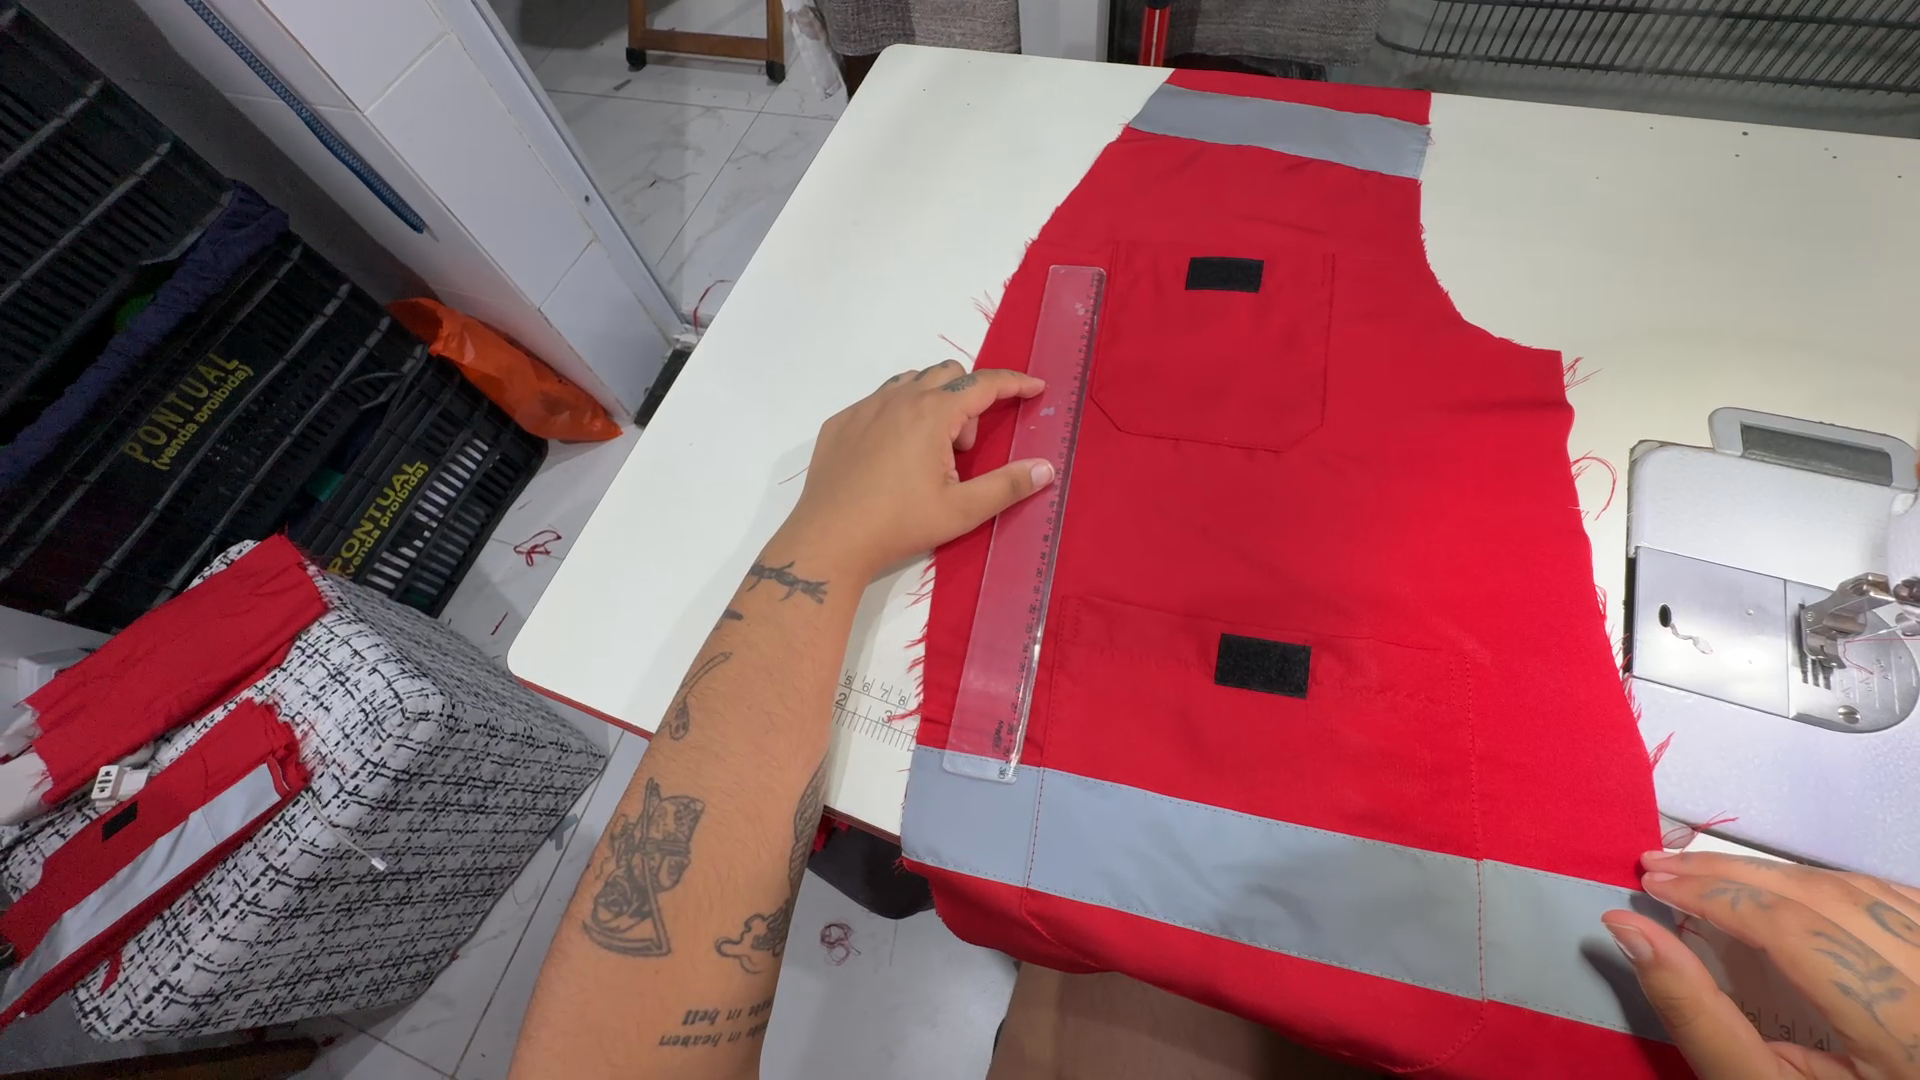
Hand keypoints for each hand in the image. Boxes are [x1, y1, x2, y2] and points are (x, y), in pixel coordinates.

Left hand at [776, 360, 1054, 582]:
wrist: (829, 540)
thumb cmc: (899, 525)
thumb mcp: (961, 511)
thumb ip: (1007, 486)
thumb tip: (1046, 468)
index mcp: (932, 414)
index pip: (983, 383)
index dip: (1014, 383)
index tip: (1034, 388)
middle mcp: (898, 399)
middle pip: (947, 373)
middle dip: (968, 399)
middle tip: (964, 449)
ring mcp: (864, 408)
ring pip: (910, 383)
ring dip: (932, 403)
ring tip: (929, 452)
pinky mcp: (840, 423)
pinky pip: (877, 402)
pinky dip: (897, 415)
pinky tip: (891, 457)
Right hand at [1603, 850, 1919, 1077]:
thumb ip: (1693, 1009)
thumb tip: (1624, 925)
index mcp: (1907, 1043)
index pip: (1795, 934)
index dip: (1714, 896)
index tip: (1652, 882)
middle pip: (1830, 901)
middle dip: (1733, 872)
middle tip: (1664, 864)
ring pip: (1865, 891)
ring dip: (1776, 873)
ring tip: (1713, 873)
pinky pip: (1902, 899)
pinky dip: (1838, 883)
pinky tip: (1791, 887)